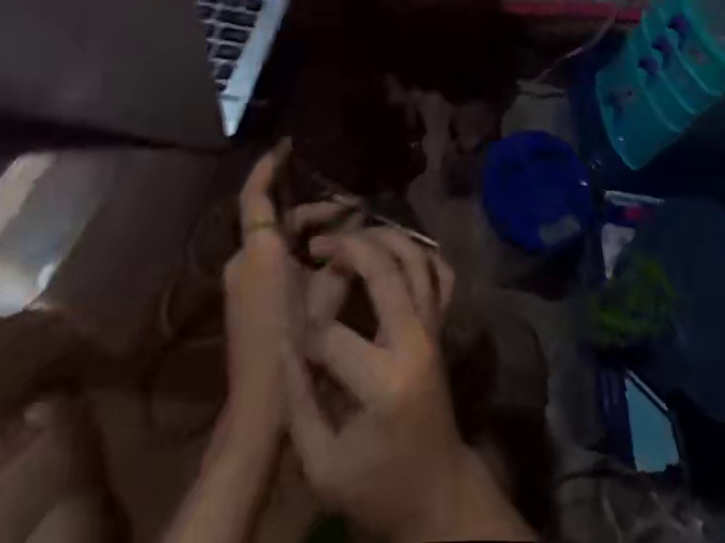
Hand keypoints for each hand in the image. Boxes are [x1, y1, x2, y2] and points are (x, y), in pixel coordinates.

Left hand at [220, 142, 354, 441]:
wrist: (261, 404)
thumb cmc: (296, 343)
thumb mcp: (330, 293)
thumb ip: (342, 254)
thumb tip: (355, 226)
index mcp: (261, 254)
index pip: (256, 199)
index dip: (269, 168)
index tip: (287, 146)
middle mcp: (244, 261)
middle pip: (279, 219)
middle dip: (317, 211)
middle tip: (358, 214)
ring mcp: (242, 280)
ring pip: (278, 239)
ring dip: (313, 232)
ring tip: (353, 238)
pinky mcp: (247, 296)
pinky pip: (274, 258)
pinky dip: (302, 251)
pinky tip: (333, 261)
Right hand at [283, 231, 533, 542]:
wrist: (436, 487)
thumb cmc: (375, 485)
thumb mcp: (321, 462)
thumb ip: (299, 401)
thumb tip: (281, 345)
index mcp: (383, 380)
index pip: (330, 333)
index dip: (298, 329)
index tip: (281, 329)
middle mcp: (417, 341)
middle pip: (388, 272)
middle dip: (350, 248)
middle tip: (317, 243)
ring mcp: (436, 330)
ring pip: (420, 261)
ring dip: (387, 239)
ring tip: (351, 237)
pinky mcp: (443, 329)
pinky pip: (443, 276)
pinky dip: (423, 254)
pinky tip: (394, 249)